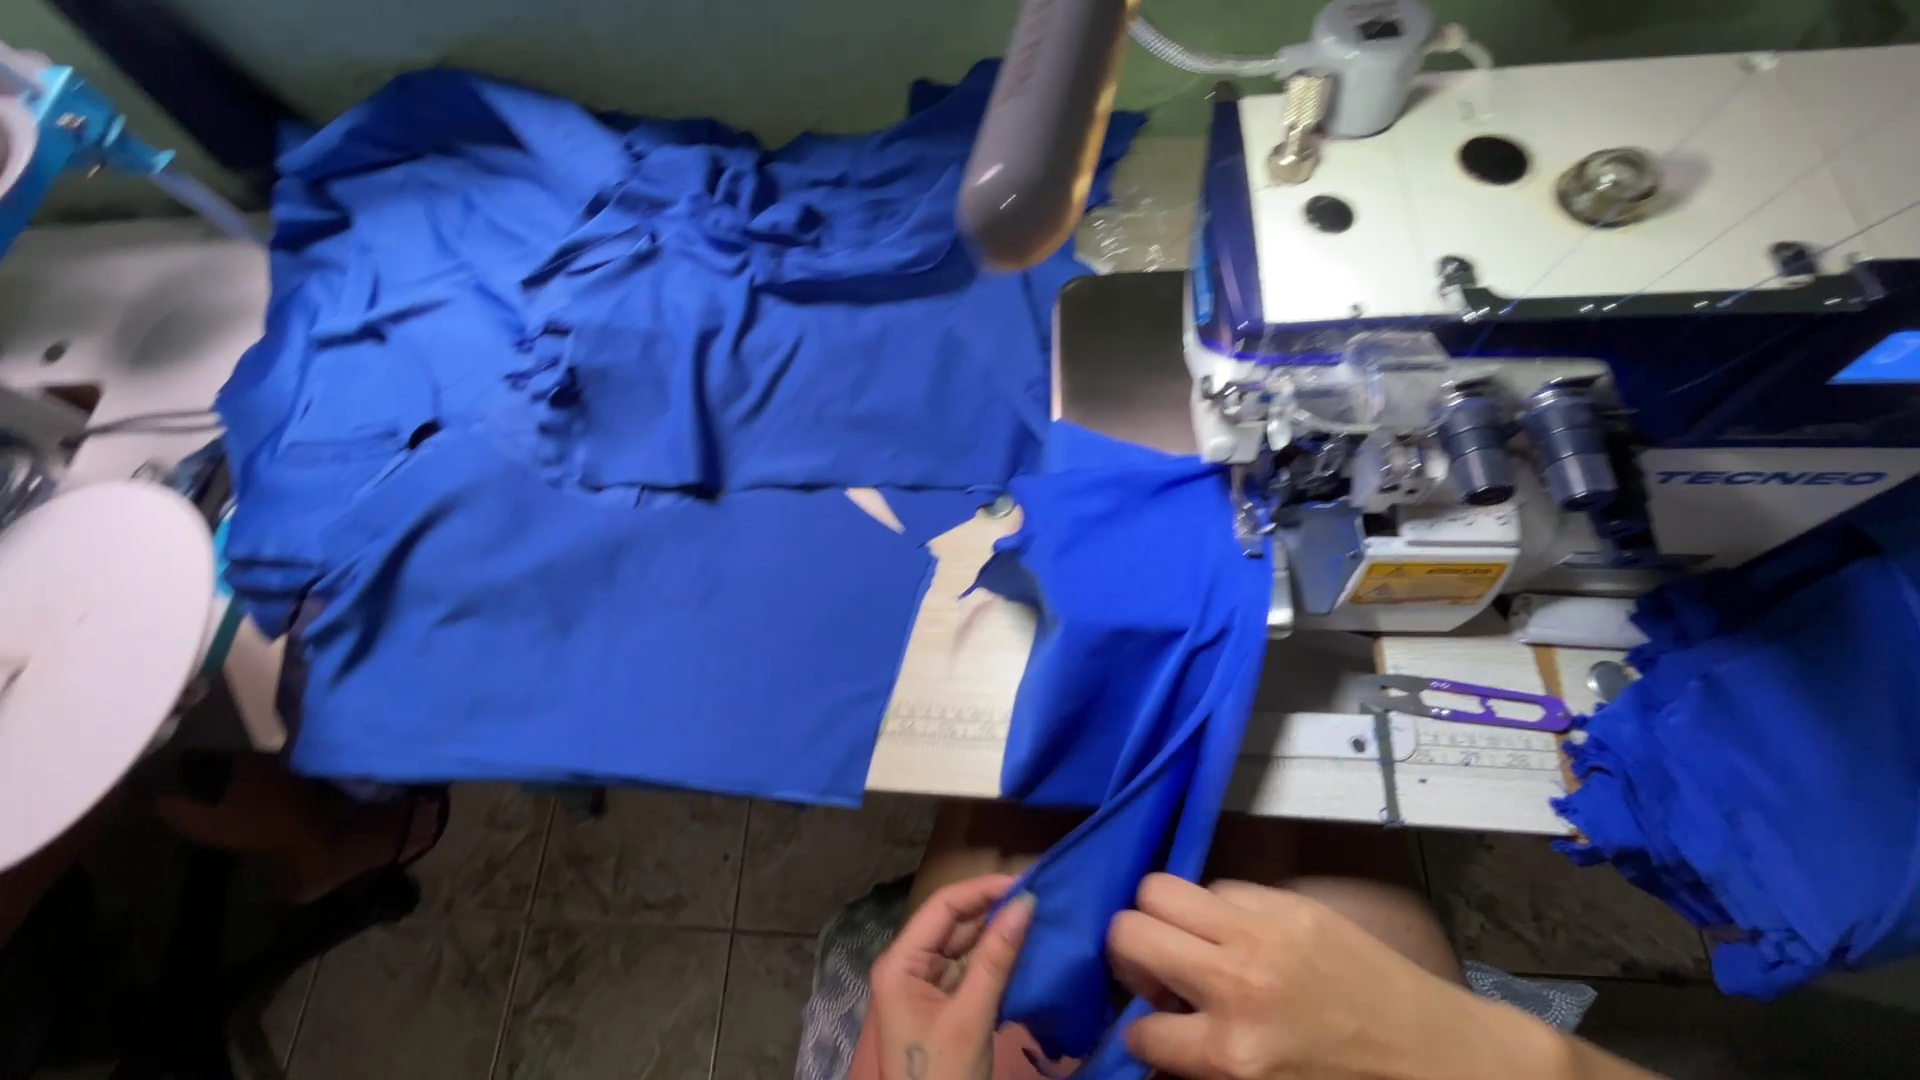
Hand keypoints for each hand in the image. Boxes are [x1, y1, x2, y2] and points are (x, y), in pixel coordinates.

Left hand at [870, 873, 1037, 1079]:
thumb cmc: (941, 1076)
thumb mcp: (971, 1016)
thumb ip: (997, 957)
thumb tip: (1025, 902)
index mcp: (900, 961)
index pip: (943, 906)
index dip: (982, 889)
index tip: (1025, 882)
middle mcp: (909, 964)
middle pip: (954, 922)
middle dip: (993, 907)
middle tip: (1039, 895)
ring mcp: (925, 985)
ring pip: (965, 944)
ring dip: (998, 932)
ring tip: (1038, 915)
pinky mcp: (944, 1005)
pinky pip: (971, 968)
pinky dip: (996, 959)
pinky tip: (1025, 948)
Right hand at [1107, 875, 1555, 1079]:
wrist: (1450, 1061)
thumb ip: (1207, 1068)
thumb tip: (1159, 1042)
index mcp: (1233, 1054)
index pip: (1140, 1032)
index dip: (1139, 1034)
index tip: (1152, 1029)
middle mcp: (1234, 982)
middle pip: (1129, 931)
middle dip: (1128, 953)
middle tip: (1157, 974)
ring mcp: (1261, 932)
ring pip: (1159, 889)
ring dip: (1163, 919)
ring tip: (1189, 943)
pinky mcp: (1288, 902)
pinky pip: (1219, 886)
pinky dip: (1215, 909)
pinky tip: (1240, 933)